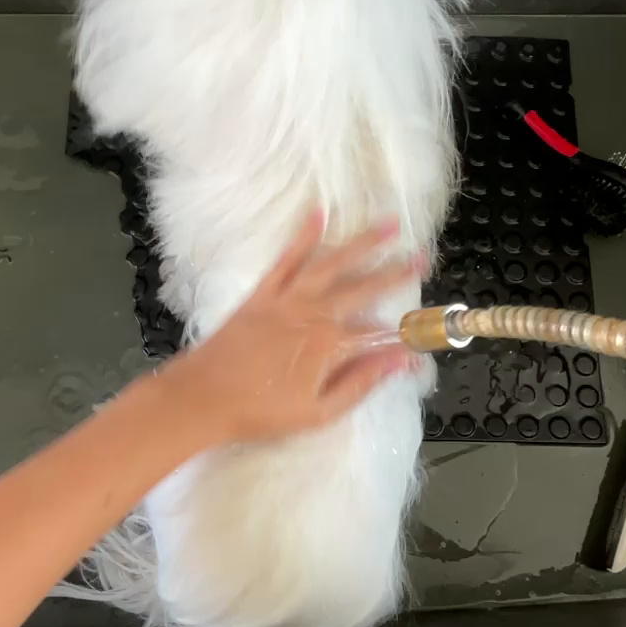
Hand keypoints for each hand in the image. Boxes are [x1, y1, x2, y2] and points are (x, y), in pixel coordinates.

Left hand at [144, 214, 423, 446]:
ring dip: (362, 243)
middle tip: (422, 257)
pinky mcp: (263, 294)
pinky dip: (303, 236)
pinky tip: (318, 214)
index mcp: (330, 345)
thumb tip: (399, 361)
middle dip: (396, 273)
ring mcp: (287, 299)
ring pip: (332, 264)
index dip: (402, 339)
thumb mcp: (319, 412)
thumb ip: (361, 383)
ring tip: (387, 224)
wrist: (203, 397)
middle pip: (363, 289)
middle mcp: (313, 314)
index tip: (421, 341)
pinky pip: (287, 259)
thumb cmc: (261, 412)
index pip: (378, 335)